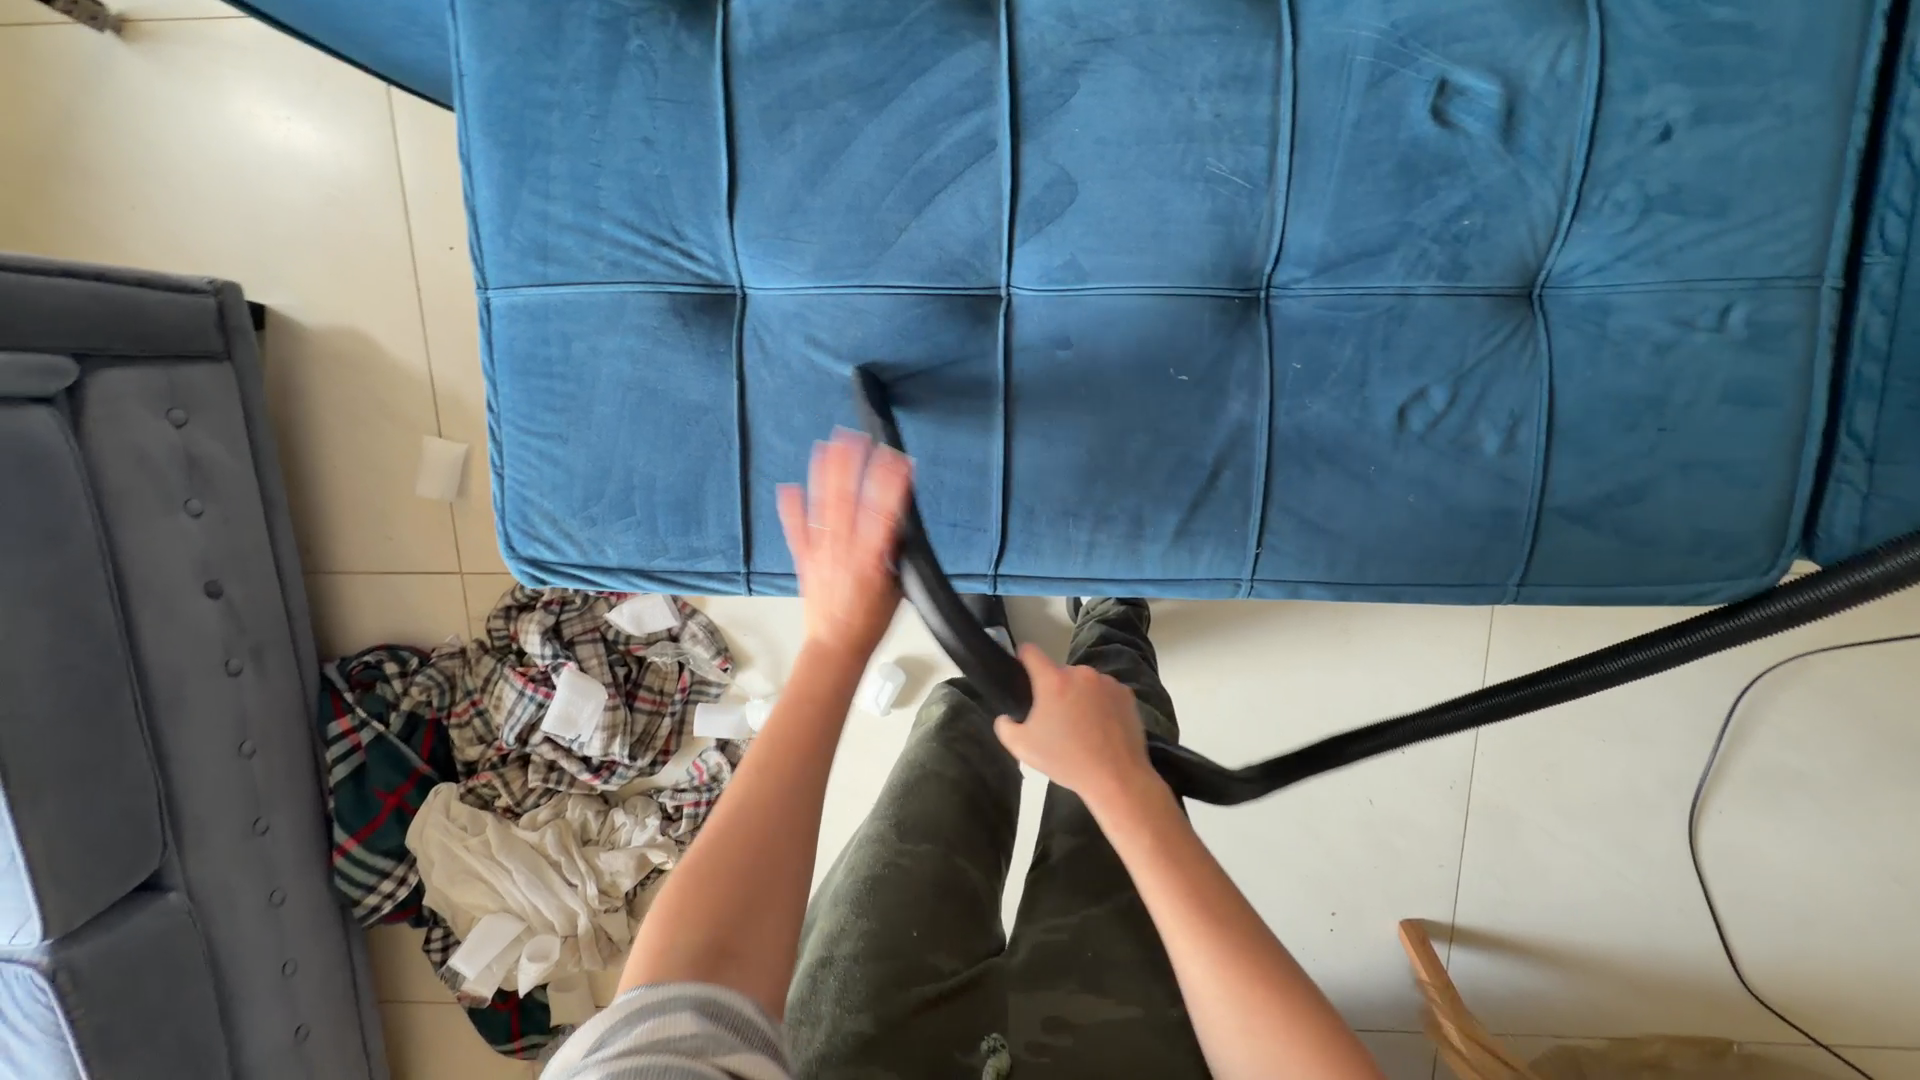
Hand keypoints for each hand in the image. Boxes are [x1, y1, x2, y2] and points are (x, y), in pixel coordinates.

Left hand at [778, 429, 912, 662]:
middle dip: (853, 466)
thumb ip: (892, 555)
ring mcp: (821, 552)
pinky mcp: (804, 559)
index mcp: (870, 557)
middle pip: (847, 500)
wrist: (835, 646)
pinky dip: (792, 509)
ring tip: (827, 447)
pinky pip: (796, 531)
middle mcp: (843, 550)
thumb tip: (895, 527)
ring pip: (822, 507)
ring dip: (825, 475)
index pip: (883, 512)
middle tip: (857, 438)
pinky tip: (789, 487)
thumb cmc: (870, 622)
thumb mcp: (895, 587)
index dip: (891, 483)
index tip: (897, 458)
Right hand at [994, 644, 1163, 812]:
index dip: (1022, 658)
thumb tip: (1007, 716)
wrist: (1116, 778)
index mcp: (1053, 681)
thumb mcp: (1022, 748)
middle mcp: (1081, 673)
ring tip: (1082, 726)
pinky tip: (1102, 728)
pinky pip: (1106, 692)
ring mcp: (1107, 682)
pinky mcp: (1126, 694)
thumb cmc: (1066, 760)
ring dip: (1079, 696)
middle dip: (1055, 689)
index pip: (1030, 652)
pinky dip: (1101, 704)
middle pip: (1059, 673)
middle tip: (1056, 718)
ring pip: (1084, 683)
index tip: (1022, 671)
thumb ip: (1004, 726)